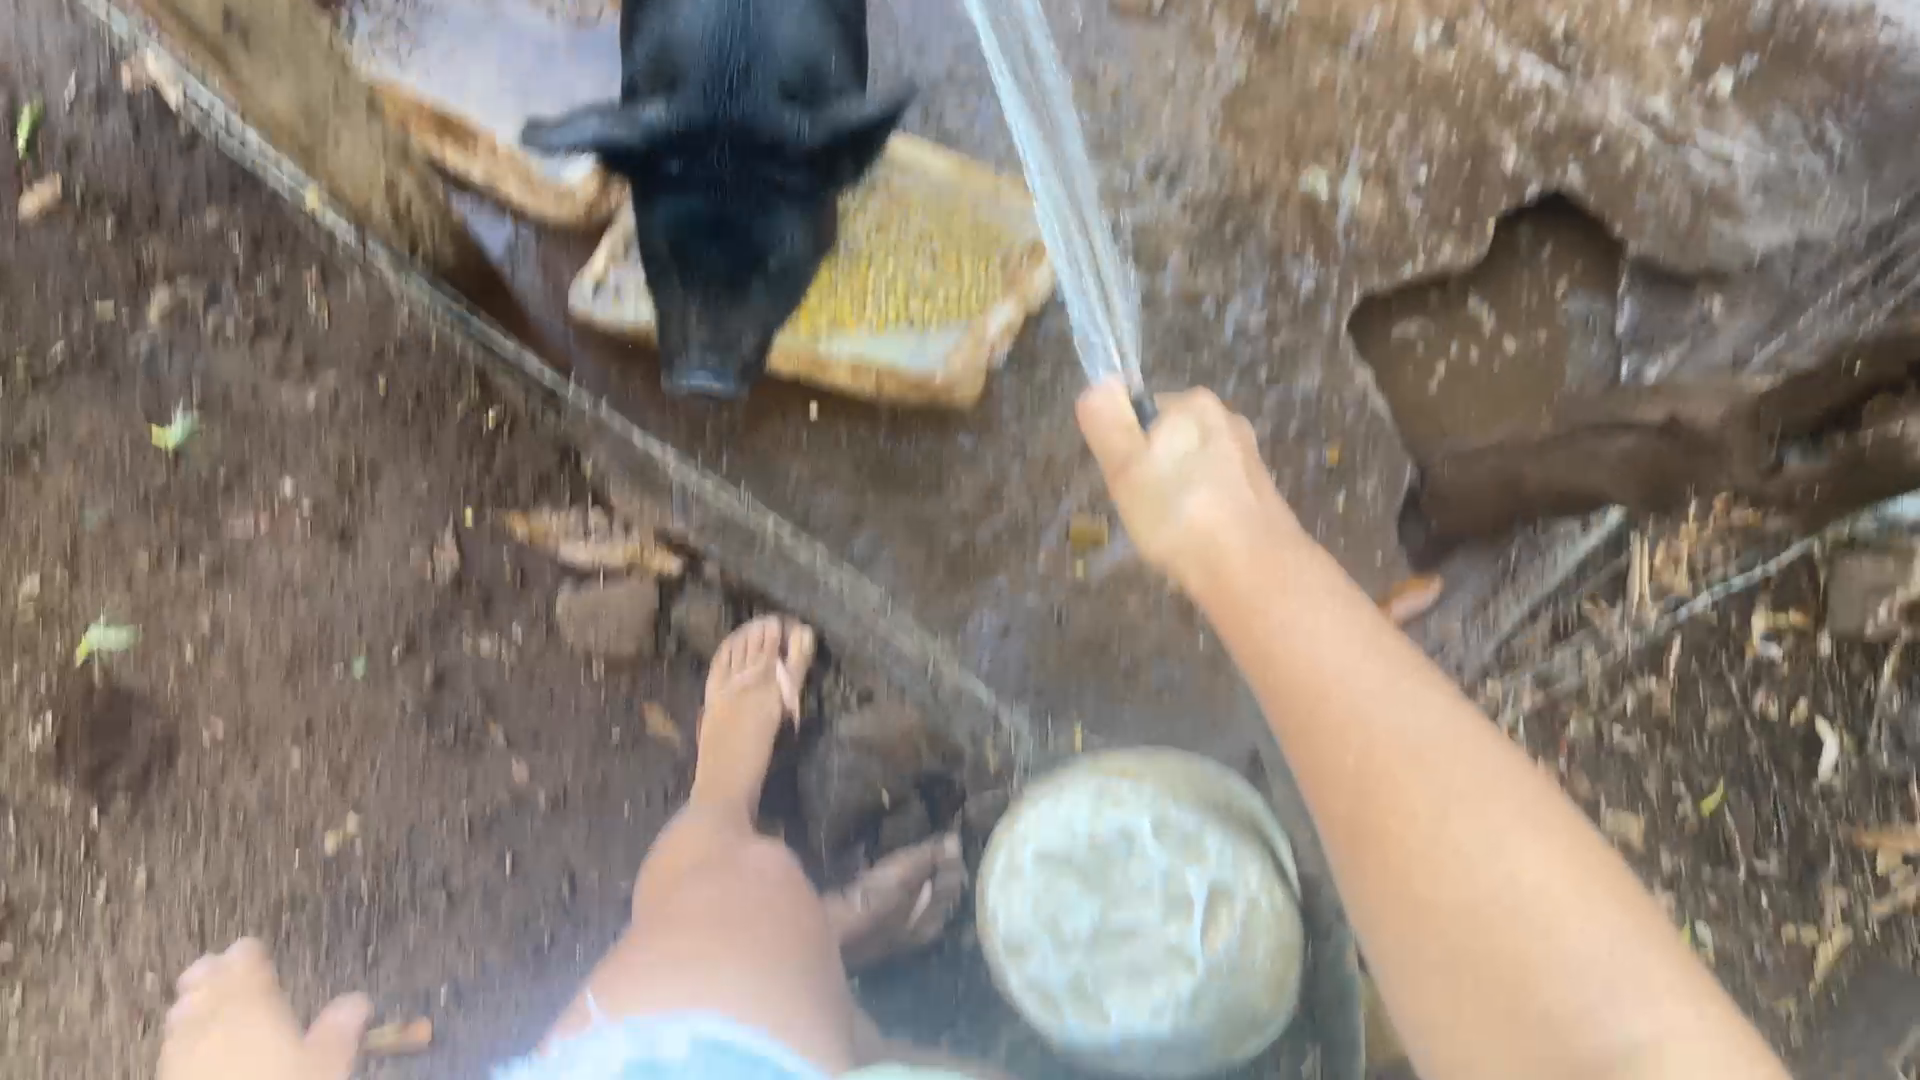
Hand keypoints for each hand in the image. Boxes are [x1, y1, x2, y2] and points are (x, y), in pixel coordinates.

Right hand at [1076, 381, 1300, 591]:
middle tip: (1145, 512)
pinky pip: (1212, 496)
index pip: (1140, 415)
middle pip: (1165, 443)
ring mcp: (1247, 458)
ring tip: (1171, 532)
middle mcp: (1227, 420)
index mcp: (1194, 403)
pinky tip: (1196, 541)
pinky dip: (1199, 515)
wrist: (1252, 570)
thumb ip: (1105, 419)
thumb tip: (1097, 383)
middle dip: (1150, 476)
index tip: (1127, 485)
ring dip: (1174, 498)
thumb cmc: (1179, 514)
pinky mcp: (1259, 493)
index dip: (1124, 452)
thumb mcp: (1124, 465)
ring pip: (1188, 471)